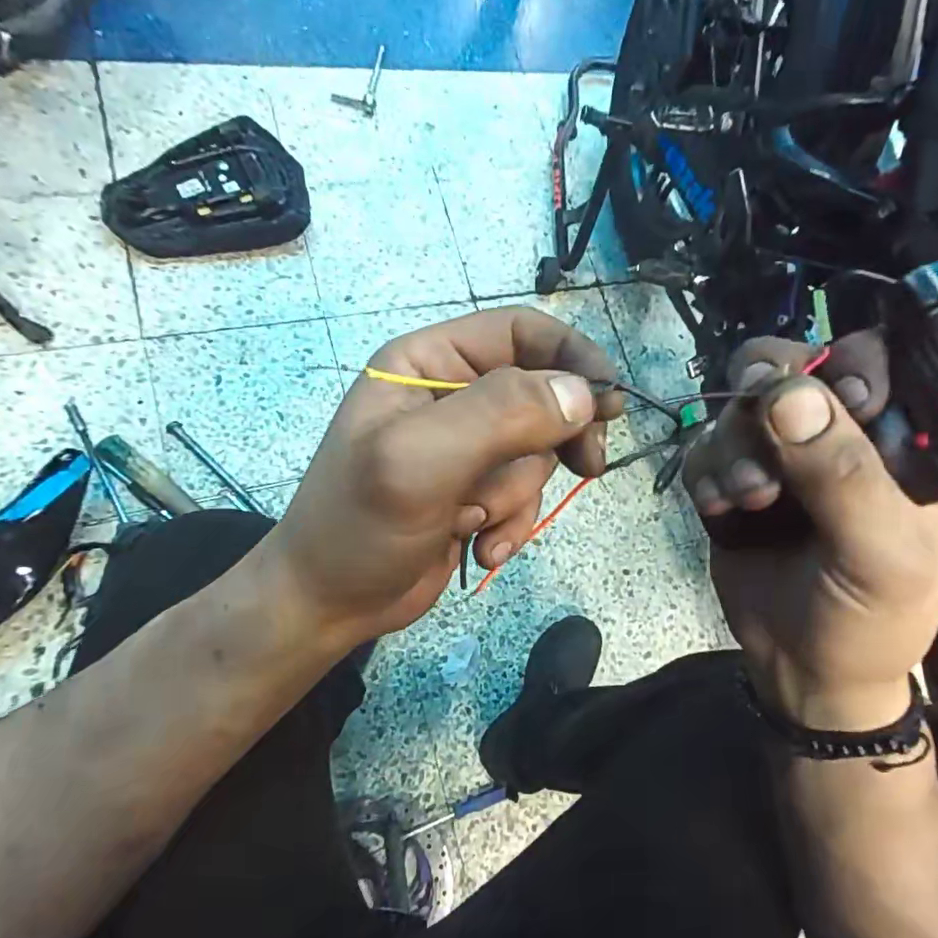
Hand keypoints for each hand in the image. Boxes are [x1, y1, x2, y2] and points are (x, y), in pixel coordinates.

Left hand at [261, 308, 623, 645]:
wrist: (329, 605)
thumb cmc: (358, 524)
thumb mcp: (422, 460)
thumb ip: (501, 415)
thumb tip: (583, 395)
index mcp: (430, 363)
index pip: (522, 333)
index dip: (572, 357)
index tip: (608, 401)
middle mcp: (453, 395)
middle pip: (543, 395)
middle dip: (552, 441)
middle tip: (585, 464)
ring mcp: (468, 446)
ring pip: (539, 453)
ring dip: (516, 496)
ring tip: (473, 522)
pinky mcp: (479, 490)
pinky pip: (526, 494)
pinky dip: (512, 524)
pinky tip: (482, 547)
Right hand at [682, 334, 937, 730]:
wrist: (802, 673)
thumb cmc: (870, 619)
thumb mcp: (880, 554)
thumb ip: (843, 474)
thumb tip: (785, 393)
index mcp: (914, 442)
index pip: (885, 361)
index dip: (847, 364)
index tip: (828, 400)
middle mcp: (850, 434)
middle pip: (800, 364)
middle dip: (769, 394)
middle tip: (756, 421)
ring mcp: (788, 451)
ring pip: (743, 401)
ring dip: (733, 443)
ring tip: (746, 498)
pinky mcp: (739, 472)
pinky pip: (708, 440)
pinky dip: (706, 468)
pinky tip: (720, 508)